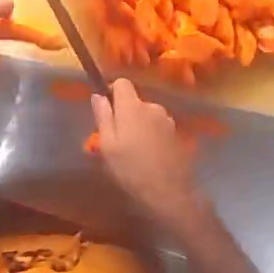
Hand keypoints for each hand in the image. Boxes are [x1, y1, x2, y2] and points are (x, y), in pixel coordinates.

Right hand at [91, 78, 208, 232]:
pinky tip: (147, 154)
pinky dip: (150, 134)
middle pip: (134, 100)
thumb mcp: (107, 144)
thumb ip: (103, 116)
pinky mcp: (176, 132)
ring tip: (132, 149)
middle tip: (116, 138)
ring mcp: (167, 120)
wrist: (166, 190)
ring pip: (146, 114)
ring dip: (138, 124)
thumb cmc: (130, 168)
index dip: (112, 91)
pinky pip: (156, 126)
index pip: (122, 83)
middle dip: (124, 113)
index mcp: (132, 107)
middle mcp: (152, 107)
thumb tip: (97, 95)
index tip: (106, 108)